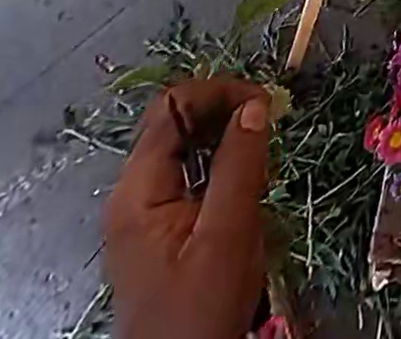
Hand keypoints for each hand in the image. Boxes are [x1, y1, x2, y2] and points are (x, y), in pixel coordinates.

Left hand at [104, 77, 272, 338]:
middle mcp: (133, 191)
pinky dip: (218, 156)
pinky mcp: (160, 223)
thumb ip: (240, 165)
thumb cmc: (200, 309)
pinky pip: (188, 169)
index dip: (219, 92)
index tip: (263, 102)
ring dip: (223, 130)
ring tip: (262, 140)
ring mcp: (144, 208)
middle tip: (267, 116)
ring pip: (182, 142)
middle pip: (174, 120)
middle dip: (222, 107)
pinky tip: (245, 168)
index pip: (172, 107)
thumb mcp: (227, 234)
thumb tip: (255, 105)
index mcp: (138, 190)